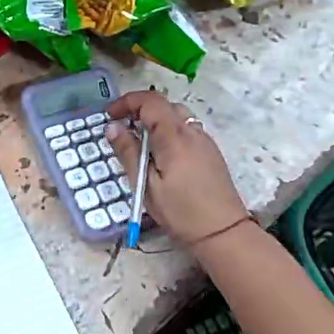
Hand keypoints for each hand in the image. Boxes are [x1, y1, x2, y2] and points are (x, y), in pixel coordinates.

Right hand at [104, 90, 249, 245]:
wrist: (224, 232)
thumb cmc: (181, 211)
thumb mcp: (146, 185)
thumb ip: (128, 152)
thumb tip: (112, 127)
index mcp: (174, 136)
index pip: (150, 101)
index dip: (127, 101)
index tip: (109, 115)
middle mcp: (192, 131)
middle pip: (164, 105)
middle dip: (139, 109)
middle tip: (122, 128)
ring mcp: (204, 140)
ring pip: (177, 115)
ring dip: (155, 119)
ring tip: (140, 142)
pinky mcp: (210, 152)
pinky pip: (187, 129)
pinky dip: (169, 131)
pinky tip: (162, 155)